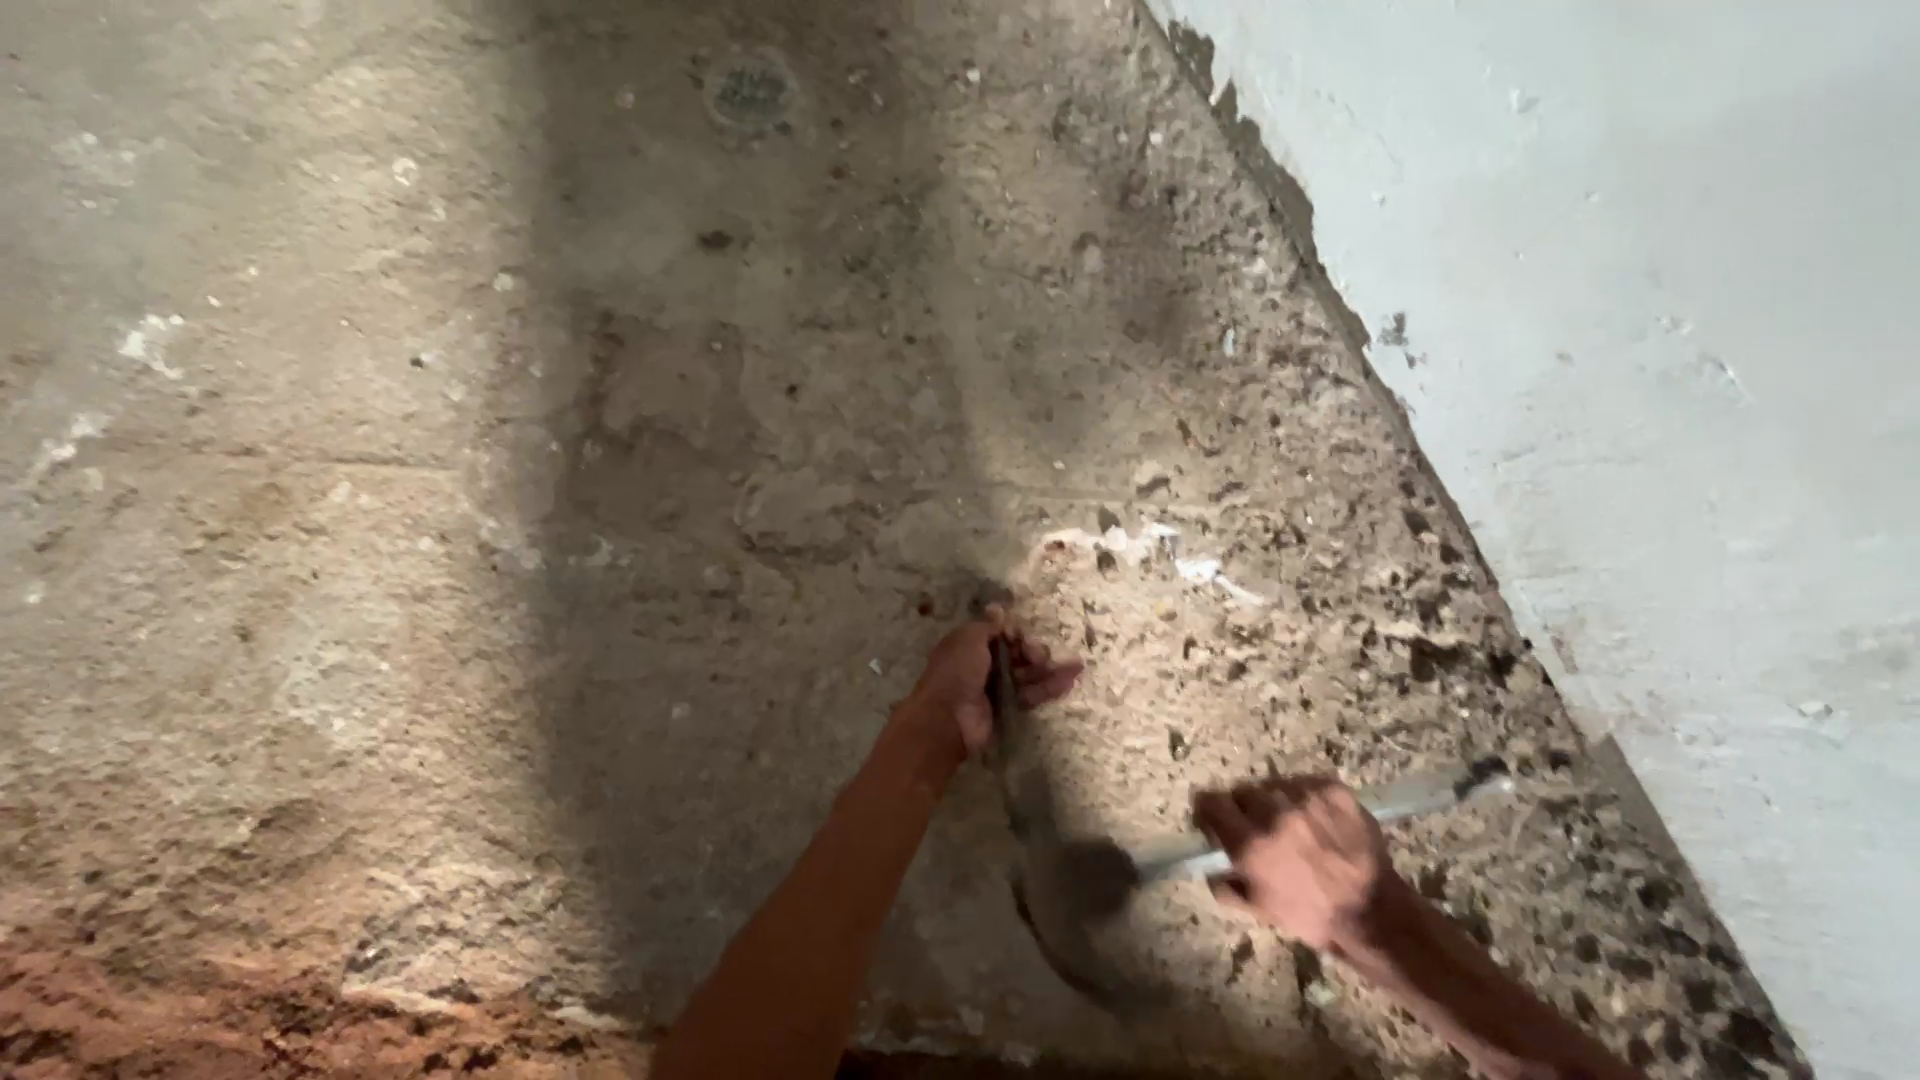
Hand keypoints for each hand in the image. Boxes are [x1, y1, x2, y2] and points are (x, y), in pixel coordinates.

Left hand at [905, 606, 1082, 755]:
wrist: (947, 718)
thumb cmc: (956, 671)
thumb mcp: (968, 639)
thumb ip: (987, 626)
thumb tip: (998, 608)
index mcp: (971, 644)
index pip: (1001, 633)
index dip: (1015, 633)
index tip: (1019, 637)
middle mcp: (984, 664)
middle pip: (1018, 653)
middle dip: (1034, 651)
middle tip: (1039, 656)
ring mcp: (996, 687)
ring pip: (1028, 673)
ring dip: (1050, 669)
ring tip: (1076, 667)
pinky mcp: (1008, 707)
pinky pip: (1031, 693)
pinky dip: (1049, 687)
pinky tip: (1070, 681)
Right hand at [1192, 777, 1397, 949]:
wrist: (1374, 914)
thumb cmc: (1312, 916)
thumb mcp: (1259, 910)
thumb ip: (1224, 885)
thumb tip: (1210, 866)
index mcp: (1249, 844)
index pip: (1210, 801)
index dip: (1210, 810)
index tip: (1217, 818)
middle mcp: (1273, 814)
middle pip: (1242, 791)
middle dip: (1247, 808)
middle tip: (1262, 826)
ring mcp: (1305, 798)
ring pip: (1275, 786)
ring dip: (1278, 802)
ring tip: (1295, 823)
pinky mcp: (1333, 790)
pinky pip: (1306, 783)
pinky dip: (1307, 798)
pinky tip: (1318, 819)